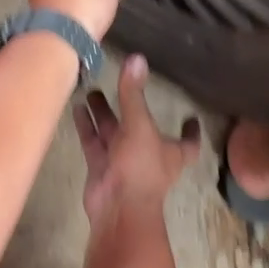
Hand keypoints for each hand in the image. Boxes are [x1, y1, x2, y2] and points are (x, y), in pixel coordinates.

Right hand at [73, 55, 200, 221]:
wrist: (116, 209)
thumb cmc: (140, 168)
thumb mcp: (139, 125)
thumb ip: (134, 94)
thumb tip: (137, 58)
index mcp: (170, 153)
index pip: (188, 143)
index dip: (190, 132)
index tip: (191, 117)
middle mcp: (148, 156)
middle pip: (140, 128)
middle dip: (130, 107)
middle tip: (119, 83)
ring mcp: (124, 164)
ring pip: (114, 133)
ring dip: (104, 114)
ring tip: (91, 90)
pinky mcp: (102, 169)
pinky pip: (94, 143)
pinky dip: (87, 126)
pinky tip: (76, 107)